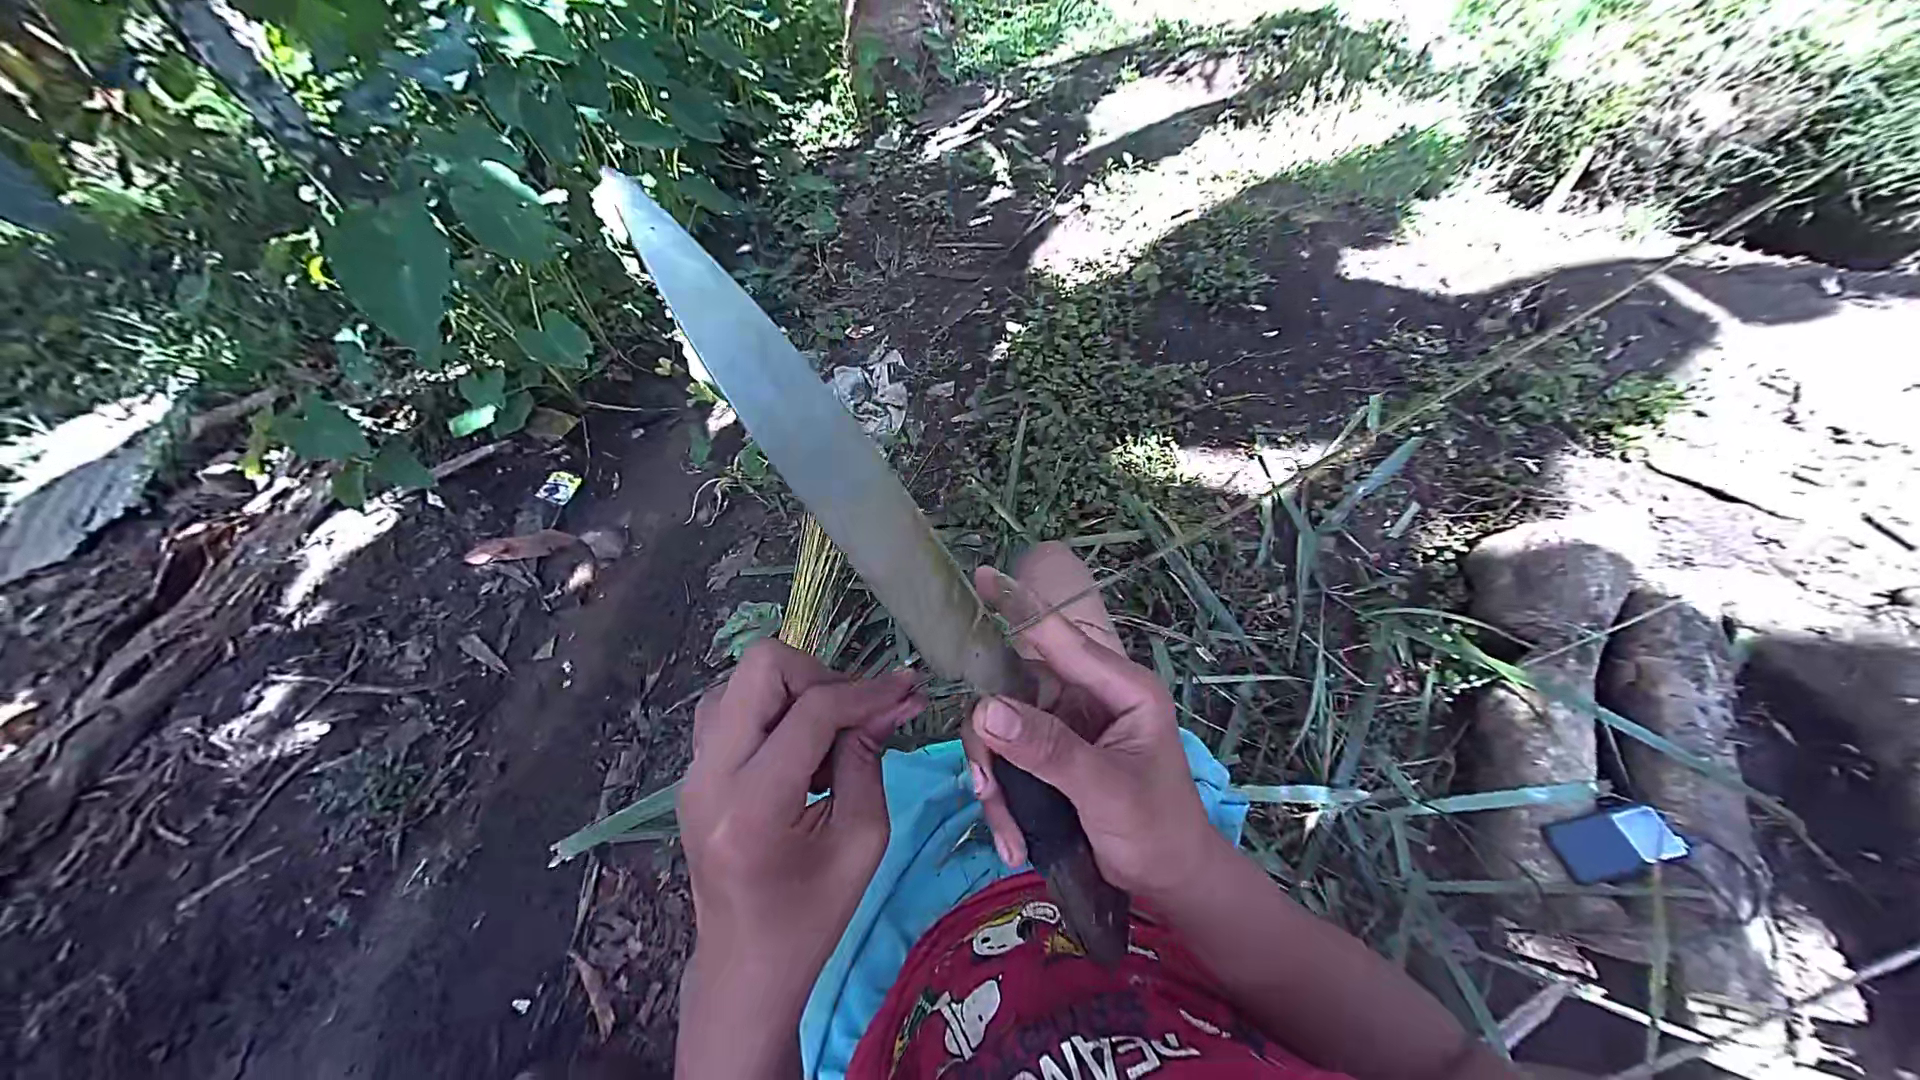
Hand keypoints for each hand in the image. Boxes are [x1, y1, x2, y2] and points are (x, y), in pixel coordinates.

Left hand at [678, 641, 923, 1028]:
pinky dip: (772, 707)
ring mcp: (693, 770)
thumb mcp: (862, 838)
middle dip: (820, 676)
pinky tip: (797, 745)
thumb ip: (869, 757)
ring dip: (794, 690)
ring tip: (826, 734)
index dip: (867, 693)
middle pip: (762, 666)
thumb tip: (892, 698)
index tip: (907, 689)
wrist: (744, 965)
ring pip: (743, 678)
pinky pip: (732, 704)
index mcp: (752, 806)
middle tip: (854, 713)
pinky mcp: (694, 770)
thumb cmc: (813, 914)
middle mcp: (709, 775)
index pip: (813, 711)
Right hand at [960, 566, 1227, 903]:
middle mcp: (1087, 693)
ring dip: (996, 778)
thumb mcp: (1107, 790)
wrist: (1169, 880)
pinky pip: (1005, 753)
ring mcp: (1065, 721)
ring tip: (1009, 832)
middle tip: (986, 786)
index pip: (1061, 635)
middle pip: (1013, 687)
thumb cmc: (1157, 830)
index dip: (1019, 605)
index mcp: (1120, 685)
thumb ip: (1048, 749)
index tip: (981, 578)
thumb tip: (984, 709)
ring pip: (1001, 725)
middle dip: (993, 739)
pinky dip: (1002, 793)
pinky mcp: (1048, 747)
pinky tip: (1014, 838)